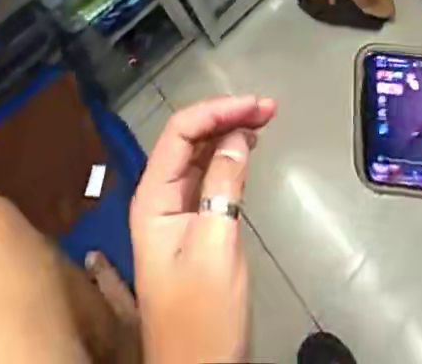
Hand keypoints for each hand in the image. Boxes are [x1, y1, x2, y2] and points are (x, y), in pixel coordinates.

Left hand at [129, 95, 276, 363]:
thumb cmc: (202, 316)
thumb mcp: (216, 245)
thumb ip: (224, 184)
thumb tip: (237, 135)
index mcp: (153, 198)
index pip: (179, 133)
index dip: (216, 111)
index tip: (255, 105)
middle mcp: (160, 196)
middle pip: (189, 138)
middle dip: (226, 115)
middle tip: (268, 107)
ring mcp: (176, 210)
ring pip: (200, 154)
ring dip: (229, 131)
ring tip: (264, 118)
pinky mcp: (194, 224)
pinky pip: (209, 175)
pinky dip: (230, 155)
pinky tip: (249, 147)